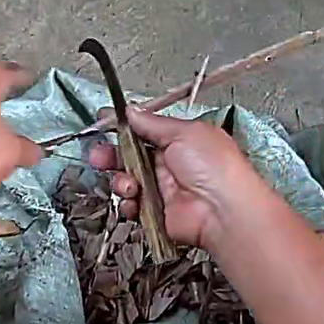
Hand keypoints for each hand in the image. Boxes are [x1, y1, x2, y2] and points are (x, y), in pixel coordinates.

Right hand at [87, 109, 269, 249]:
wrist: (224, 211)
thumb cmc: (215, 167)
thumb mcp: (185, 132)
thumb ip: (154, 123)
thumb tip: (132, 110)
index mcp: (181, 141)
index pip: (144, 132)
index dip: (123, 129)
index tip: (103, 124)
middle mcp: (171, 165)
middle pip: (130, 157)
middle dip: (110, 155)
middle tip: (100, 157)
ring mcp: (163, 190)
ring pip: (127, 181)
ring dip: (121, 181)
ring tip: (130, 184)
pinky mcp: (157, 213)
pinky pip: (132, 206)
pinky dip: (129, 204)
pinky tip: (135, 200)